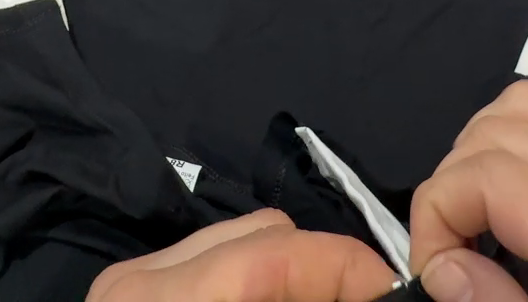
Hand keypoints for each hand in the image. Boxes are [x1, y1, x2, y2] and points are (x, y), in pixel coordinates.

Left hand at [88, 208, 399, 301]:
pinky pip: (214, 266)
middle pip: (267, 234)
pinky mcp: (132, 296)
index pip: (278, 251)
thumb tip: (371, 299)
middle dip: (326, 272)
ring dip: (293, 279)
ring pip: (242, 242)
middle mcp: (142, 279)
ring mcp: (132, 284)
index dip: (349, 268)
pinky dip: (257, 288)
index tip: (395, 295)